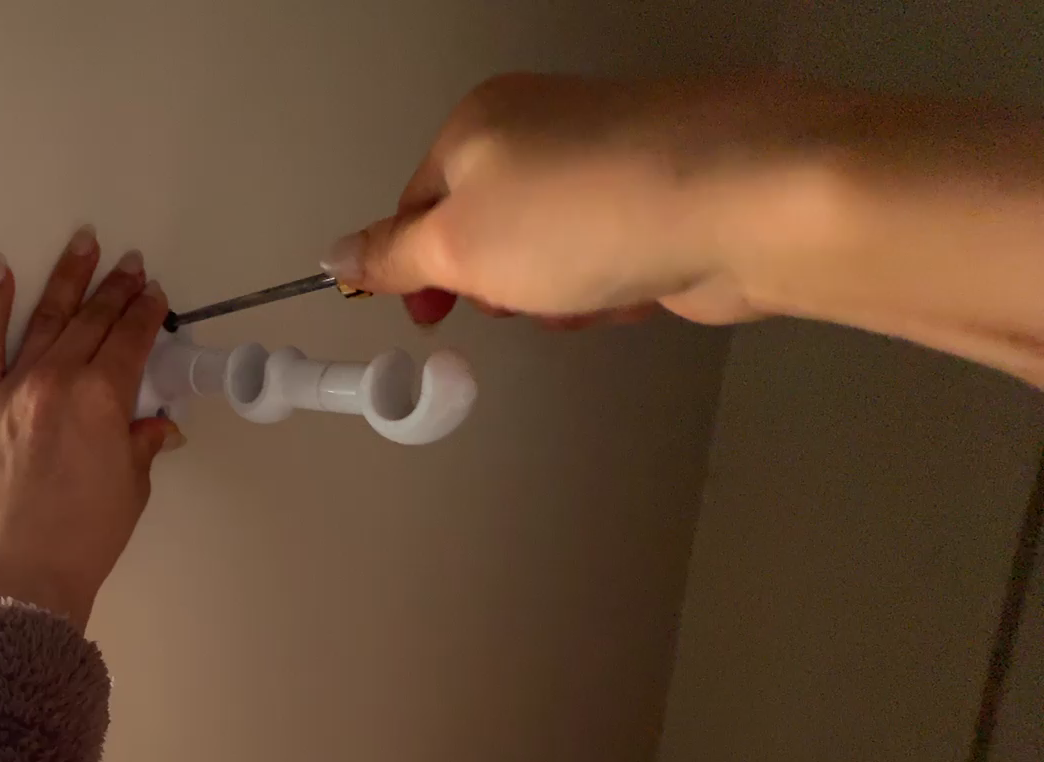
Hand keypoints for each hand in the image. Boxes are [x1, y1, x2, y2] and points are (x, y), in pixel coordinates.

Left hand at [0, 227, 182, 626]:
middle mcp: (56, 381)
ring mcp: (11, 390)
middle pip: (92, 321)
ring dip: (67, 280)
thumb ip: (141, 444)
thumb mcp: (130, 488)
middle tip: (130, 264)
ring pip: (44, 320)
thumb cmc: (84, 538)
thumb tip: (156, 426)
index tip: (154, 295)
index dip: (146, 313)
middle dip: (115, 289)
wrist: (21, 573)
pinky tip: (0, 273)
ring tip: (82, 244)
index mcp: (102, 399)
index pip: (130, 339)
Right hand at [320, 73, 840, 328]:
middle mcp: (542, 125)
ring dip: (544, 291)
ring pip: (538, 252)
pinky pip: (598, 253)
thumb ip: (387, 257)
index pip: (413, 208)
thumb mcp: (453, 247)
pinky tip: (624, 288)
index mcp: (480, 122)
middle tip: (510, 297)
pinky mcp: (662, 192)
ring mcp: (608, 154)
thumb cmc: (573, 219)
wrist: (754, 202)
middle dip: (488, 283)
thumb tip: (331, 257)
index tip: (430, 313)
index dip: (413, 269)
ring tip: (578, 294)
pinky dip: (599, 282)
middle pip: (477, 232)